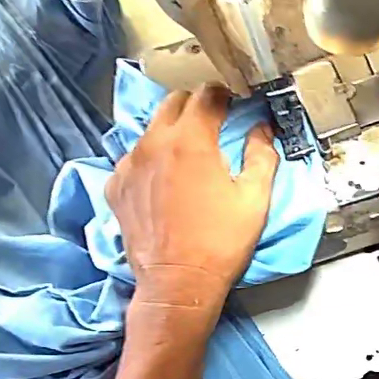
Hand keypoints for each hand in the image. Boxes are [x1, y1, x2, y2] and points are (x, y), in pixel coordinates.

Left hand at [107, 84, 279, 323]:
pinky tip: (164, 183)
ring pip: (151, 130)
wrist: (178, 284)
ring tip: (188, 158)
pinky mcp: (116, 187)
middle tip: (213, 125)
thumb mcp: (255, 199)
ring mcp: (129, 164)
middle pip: (173, 102)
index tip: (234, 105)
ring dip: (171, 133)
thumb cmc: (220, 243)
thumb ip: (261, 156)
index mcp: (191, 140)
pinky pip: (133, 159)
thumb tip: (262, 131)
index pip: (207, 95)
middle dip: (196, 106)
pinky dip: (150, 162)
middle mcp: (154, 143)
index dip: (226, 96)